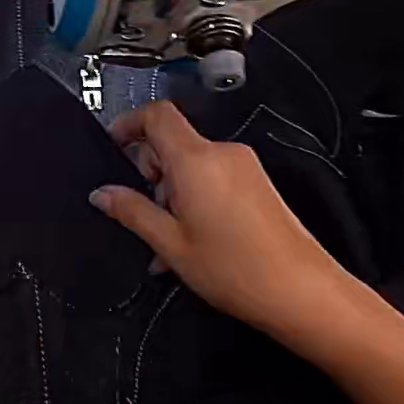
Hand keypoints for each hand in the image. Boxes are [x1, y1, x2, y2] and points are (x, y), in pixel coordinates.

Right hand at [89, 101, 351, 334]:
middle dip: (150, 172)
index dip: (128, 124)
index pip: (156, 114)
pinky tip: (190, 238)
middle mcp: (222, 153)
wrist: (300, 289)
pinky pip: (213, 177)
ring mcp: (243, 166)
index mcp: (195, 160)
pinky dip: (194, 198)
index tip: (114, 145)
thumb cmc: (239, 270)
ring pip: (192, 165)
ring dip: (172, 193)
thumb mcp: (170, 243)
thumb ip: (132, 211)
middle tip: (142, 211)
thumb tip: (104, 194)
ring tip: (168, 241)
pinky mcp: (255, 182)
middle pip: (172, 142)